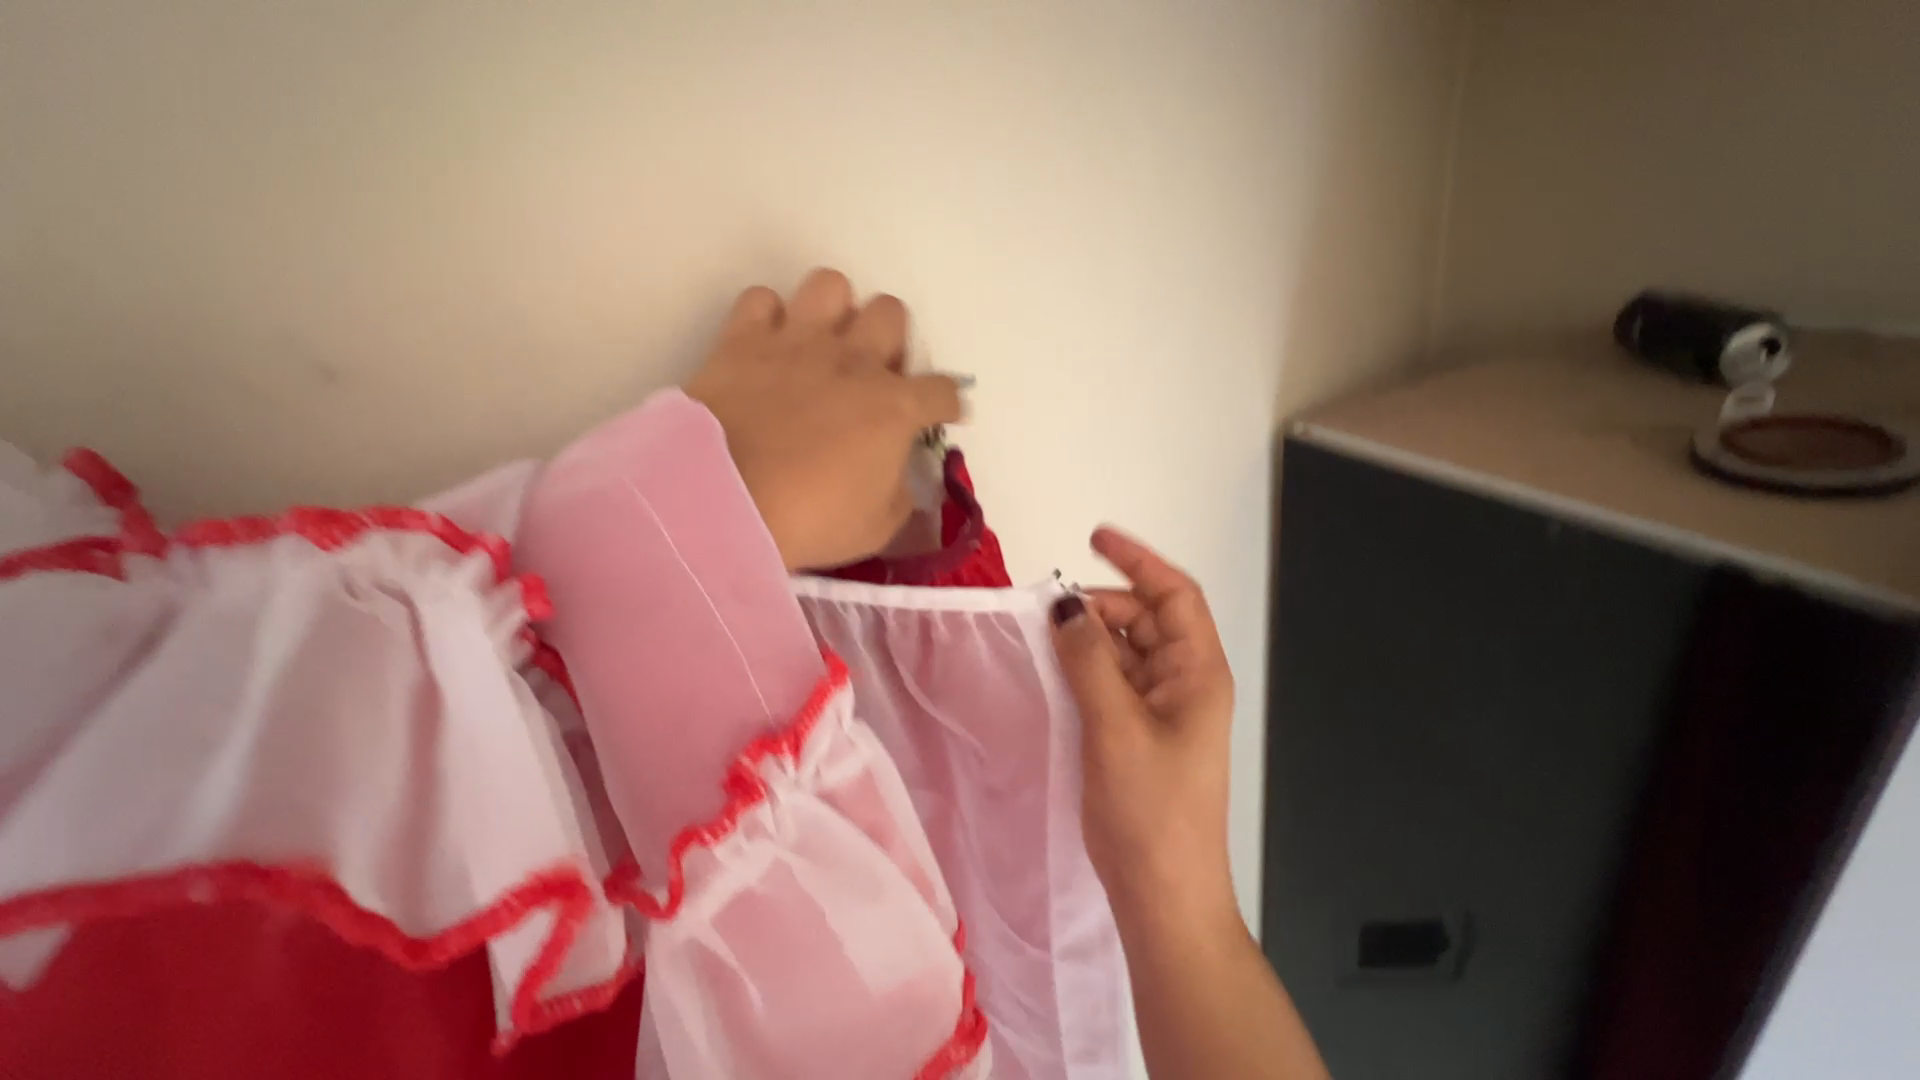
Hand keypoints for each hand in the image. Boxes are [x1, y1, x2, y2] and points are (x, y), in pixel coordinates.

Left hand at [684, 269, 964, 570]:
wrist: (723, 498)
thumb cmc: (808, 519)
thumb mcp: (875, 528)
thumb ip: (899, 497)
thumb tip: (901, 483)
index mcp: (894, 407)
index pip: (944, 390)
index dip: (949, 403)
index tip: (943, 415)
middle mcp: (853, 360)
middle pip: (891, 313)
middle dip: (890, 341)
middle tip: (872, 376)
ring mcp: (797, 341)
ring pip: (831, 285)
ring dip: (834, 311)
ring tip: (823, 344)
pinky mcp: (744, 339)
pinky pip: (761, 299)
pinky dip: (767, 317)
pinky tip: (768, 345)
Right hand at [1050, 527, 1237, 921]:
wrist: (1161, 891)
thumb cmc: (1151, 806)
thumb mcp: (1116, 726)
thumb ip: (1088, 661)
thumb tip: (1065, 606)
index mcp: (1198, 672)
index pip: (1174, 595)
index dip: (1137, 561)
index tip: (1093, 538)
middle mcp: (1184, 682)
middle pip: (1145, 619)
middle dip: (1102, 604)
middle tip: (1050, 607)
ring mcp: (1159, 710)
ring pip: (1124, 651)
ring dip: (1089, 636)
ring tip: (1045, 632)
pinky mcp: (1135, 733)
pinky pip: (1110, 682)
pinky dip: (1084, 668)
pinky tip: (1053, 666)